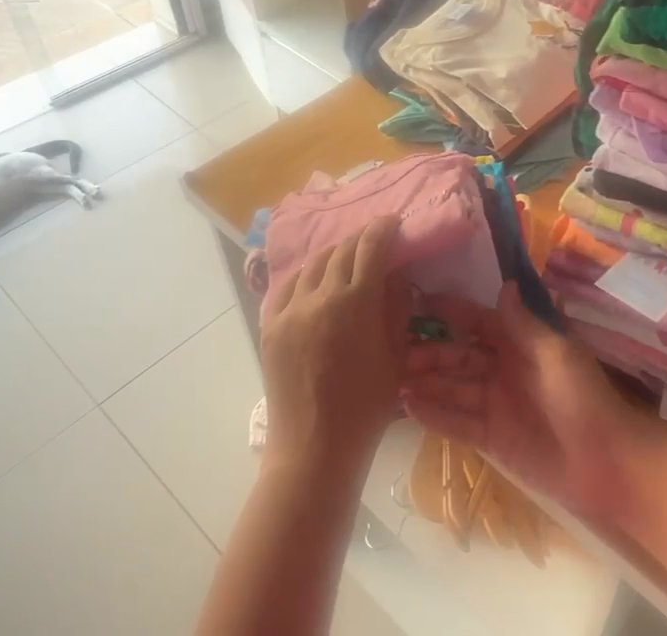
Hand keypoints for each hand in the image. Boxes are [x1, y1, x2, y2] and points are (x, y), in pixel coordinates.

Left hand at [258, 217, 406, 472]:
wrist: (315, 446)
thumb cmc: (367, 405)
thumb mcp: (396, 355)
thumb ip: (396, 308)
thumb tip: (397, 275)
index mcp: (356, 302)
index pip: (370, 248)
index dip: (383, 229)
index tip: (393, 221)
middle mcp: (319, 296)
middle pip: (341, 251)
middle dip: (360, 239)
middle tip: (374, 239)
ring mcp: (289, 310)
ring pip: (313, 265)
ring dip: (333, 256)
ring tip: (346, 260)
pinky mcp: (270, 326)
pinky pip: (287, 287)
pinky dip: (305, 277)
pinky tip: (315, 282)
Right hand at [401, 284, 657, 525]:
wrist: (606, 462)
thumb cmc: (584, 398)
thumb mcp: (556, 353)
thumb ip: (524, 325)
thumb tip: (504, 284)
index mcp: (521, 345)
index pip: (479, 322)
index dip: (451, 313)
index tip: (417, 302)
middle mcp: (503, 371)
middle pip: (458, 357)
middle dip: (428, 351)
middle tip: (390, 347)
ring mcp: (495, 406)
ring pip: (452, 389)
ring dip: (424, 381)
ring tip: (389, 376)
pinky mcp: (490, 440)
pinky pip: (456, 422)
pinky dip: (433, 414)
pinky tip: (407, 405)